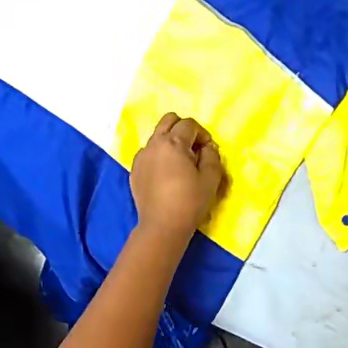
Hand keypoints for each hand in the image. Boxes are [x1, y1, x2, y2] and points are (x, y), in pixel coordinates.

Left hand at [130, 112, 223, 238]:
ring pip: (157, 137)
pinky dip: (158, 156)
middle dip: (183, 129)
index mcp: (173, 143)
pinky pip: (148, 153)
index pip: (189, 124)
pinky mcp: (134, 170)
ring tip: (179, 164)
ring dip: (170, 142)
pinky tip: (166, 174)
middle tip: (193, 149)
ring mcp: (141, 157)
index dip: (203, 134)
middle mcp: (154, 144)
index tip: (208, 151)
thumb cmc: (190, 202)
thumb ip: (212, 156)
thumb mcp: (211, 178)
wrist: (162, 226)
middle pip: (168, 120)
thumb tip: (206, 147)